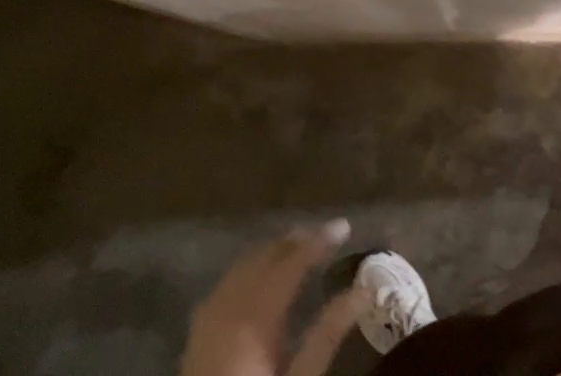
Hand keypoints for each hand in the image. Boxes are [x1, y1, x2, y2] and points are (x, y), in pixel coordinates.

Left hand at [180, 221, 360, 375]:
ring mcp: (208, 318)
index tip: (343, 227)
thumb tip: (363, 291)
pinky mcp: (197, 332)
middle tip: (325, 235)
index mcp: (255, 319)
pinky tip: (261, 275)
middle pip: (264, 258)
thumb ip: (329, 333)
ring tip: (299, 248)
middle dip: (295, 241)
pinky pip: (226, 283)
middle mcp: (228, 308)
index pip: (291, 264)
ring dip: (272, 252)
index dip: (318, 241)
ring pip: (243, 266)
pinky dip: (250, 268)